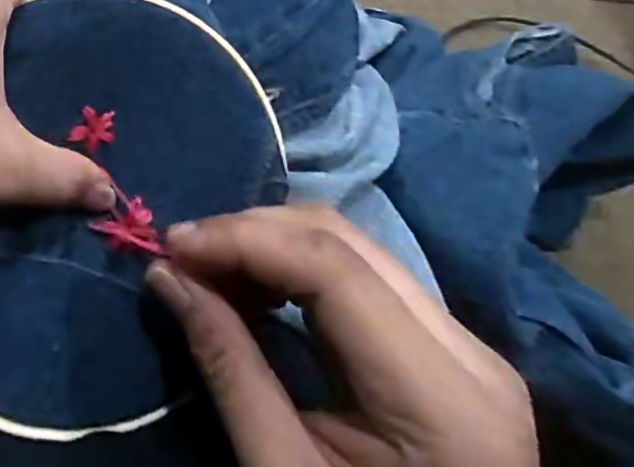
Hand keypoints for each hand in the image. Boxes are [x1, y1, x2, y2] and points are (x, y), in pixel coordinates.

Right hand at [146, 208, 534, 466]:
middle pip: (340, 239)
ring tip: (207, 269)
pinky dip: (290, 263)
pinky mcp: (441, 345)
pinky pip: (356, 270)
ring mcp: (460, 343)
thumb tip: (166, 275)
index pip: (333, 268)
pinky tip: (252, 286)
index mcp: (443, 400)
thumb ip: (227, 367)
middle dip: (248, 232)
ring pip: (347, 243)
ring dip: (266, 242)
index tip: (172, 247)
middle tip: (182, 255)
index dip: (243, 240)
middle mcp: (466, 351)